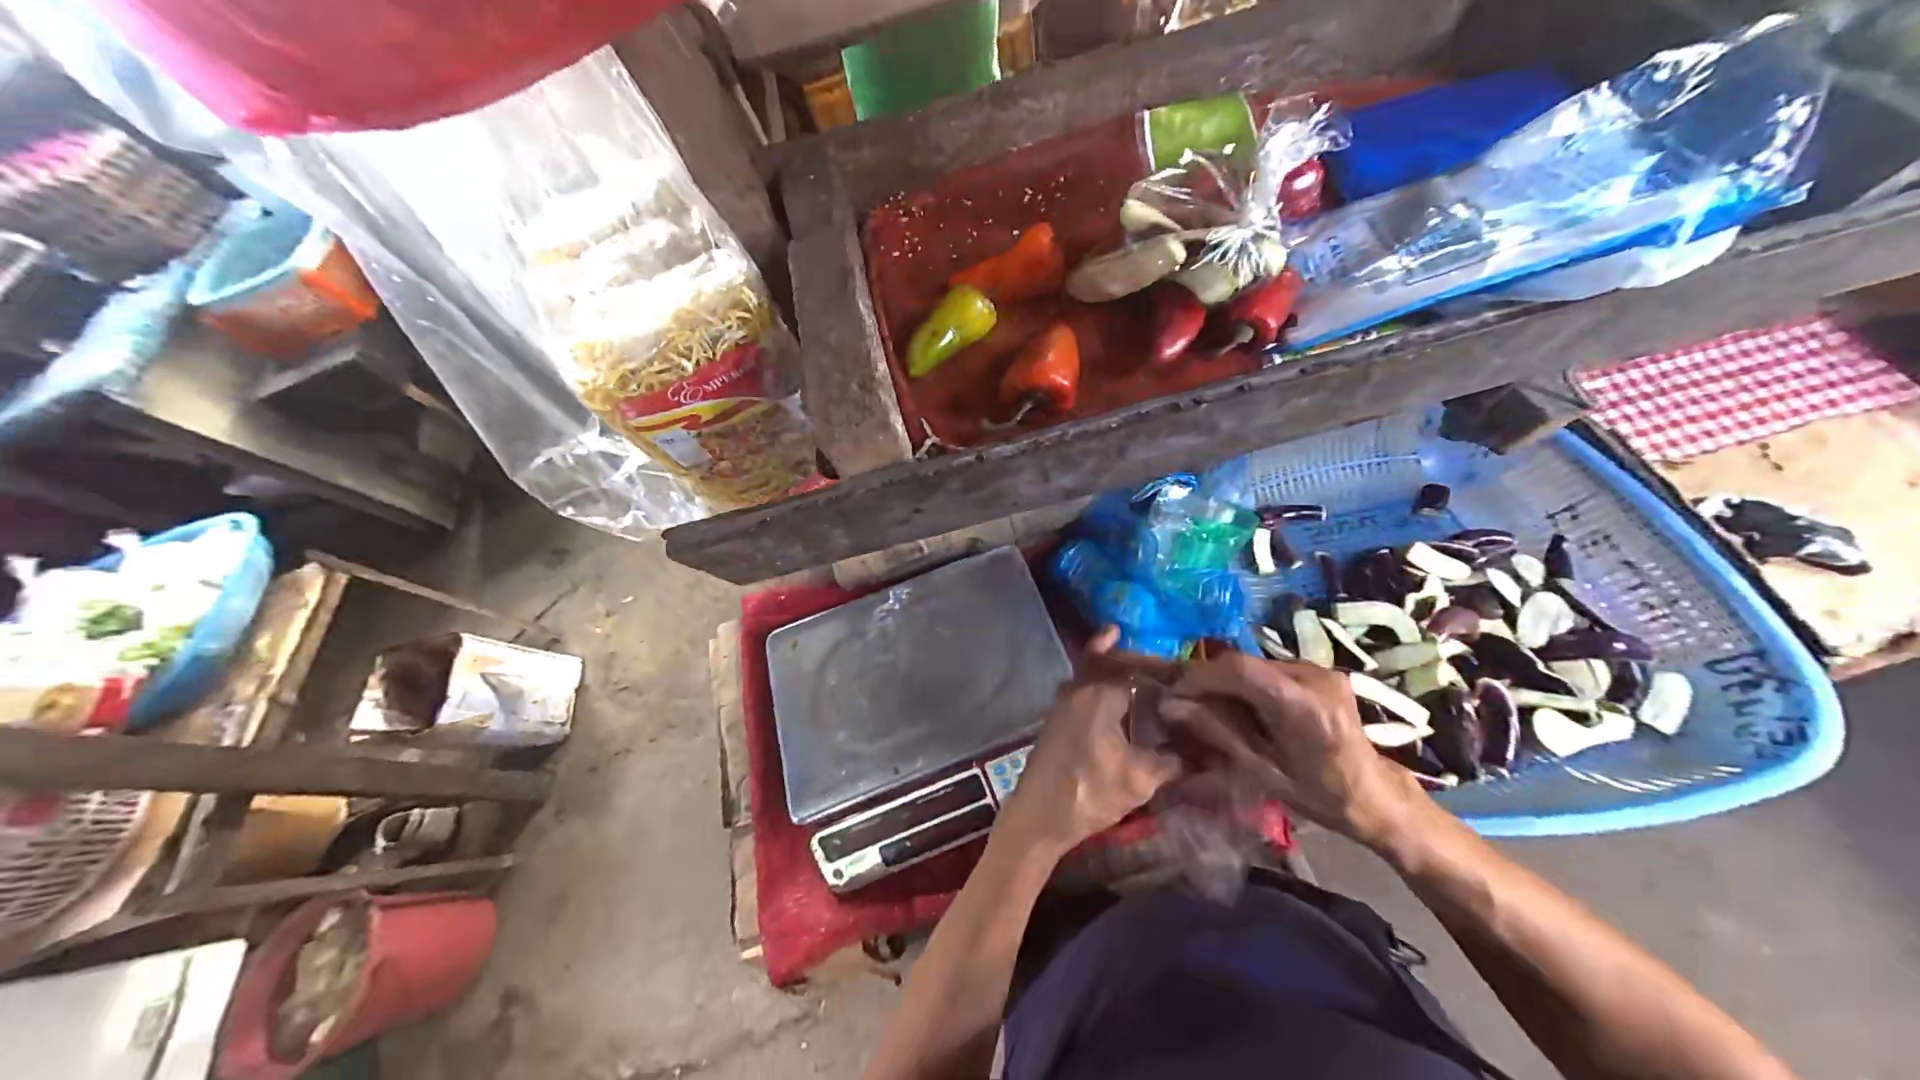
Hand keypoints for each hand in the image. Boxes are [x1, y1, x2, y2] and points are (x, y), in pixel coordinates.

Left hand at [996, 635, 1182, 856]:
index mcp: (1100, 695)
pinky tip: (1117, 692)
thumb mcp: (1140, 780)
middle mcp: (1079, 688)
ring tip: (1147, 671)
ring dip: (1118, 665)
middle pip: (1114, 661)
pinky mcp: (1057, 715)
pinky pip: (1084, 683)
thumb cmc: (1090, 793)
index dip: (1166, 671)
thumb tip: (1203, 751)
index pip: (1140, 669)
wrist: (1039, 817)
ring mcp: (1063, 700)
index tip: (1189, 677)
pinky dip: (1100, 678)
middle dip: (1142, 661)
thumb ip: (1172, 760)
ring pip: (1094, 669)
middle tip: (1170, 668)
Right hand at [1159, 652, 1427, 851]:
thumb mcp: (1264, 771)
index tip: (1173, 694)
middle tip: (1181, 701)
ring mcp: (1319, 669)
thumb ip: (1218, 732)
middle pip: (1243, 663)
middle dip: (1207, 678)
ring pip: (1252, 662)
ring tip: (1203, 704)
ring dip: (1224, 679)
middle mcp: (1314, 676)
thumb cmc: (1322, 795)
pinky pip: (1267, 668)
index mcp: (1304, 707)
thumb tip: (1171, 706)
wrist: (1377, 794)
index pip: (1240, 670)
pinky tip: (1234, 702)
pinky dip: (1243, 681)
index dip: (1199, 676)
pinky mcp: (1318, 670)